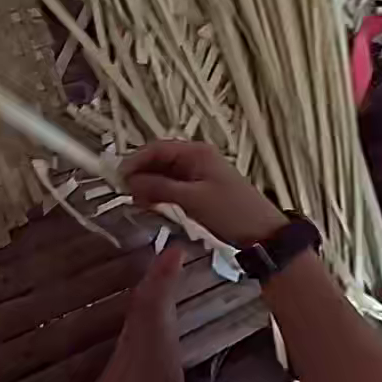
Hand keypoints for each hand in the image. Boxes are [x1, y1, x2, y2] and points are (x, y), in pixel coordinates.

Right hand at [120, 140, 285, 246]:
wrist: (263, 233)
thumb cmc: (229, 211)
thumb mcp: (192, 199)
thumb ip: (160, 187)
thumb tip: (131, 181)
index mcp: (197, 152)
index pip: (158, 148)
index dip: (136, 160)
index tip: (118, 177)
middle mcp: (197, 158)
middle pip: (160, 159)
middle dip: (141, 172)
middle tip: (123, 191)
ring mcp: (200, 173)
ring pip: (165, 173)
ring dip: (149, 184)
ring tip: (134, 200)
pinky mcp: (201, 189)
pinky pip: (174, 185)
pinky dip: (160, 193)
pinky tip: (149, 204)